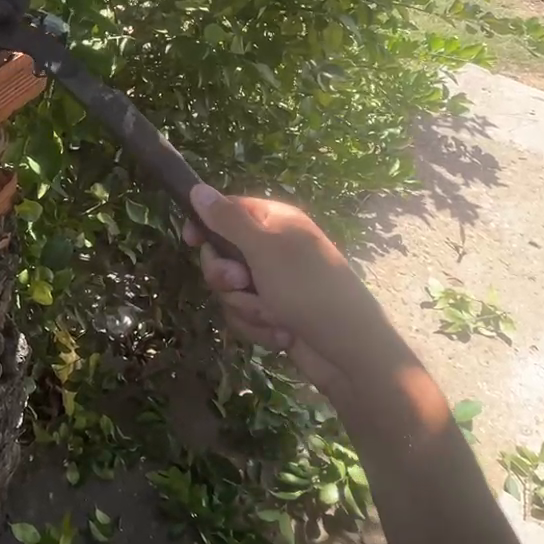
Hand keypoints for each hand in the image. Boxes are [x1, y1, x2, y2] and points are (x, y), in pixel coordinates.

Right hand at [182, 184, 408, 399]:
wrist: (352, 355)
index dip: (205, 225)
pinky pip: (244, 314)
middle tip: (242, 284)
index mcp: (275, 222)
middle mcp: (273, 248)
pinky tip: (282, 333)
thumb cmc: (309, 290)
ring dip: (245, 306)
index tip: (191, 241)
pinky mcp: (274, 312)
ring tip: (272, 315)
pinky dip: (258, 326)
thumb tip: (197, 189)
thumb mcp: (264, 249)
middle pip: (221, 253)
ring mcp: (274, 282)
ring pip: (229, 288)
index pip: (227, 210)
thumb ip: (227, 219)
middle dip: (226, 276)